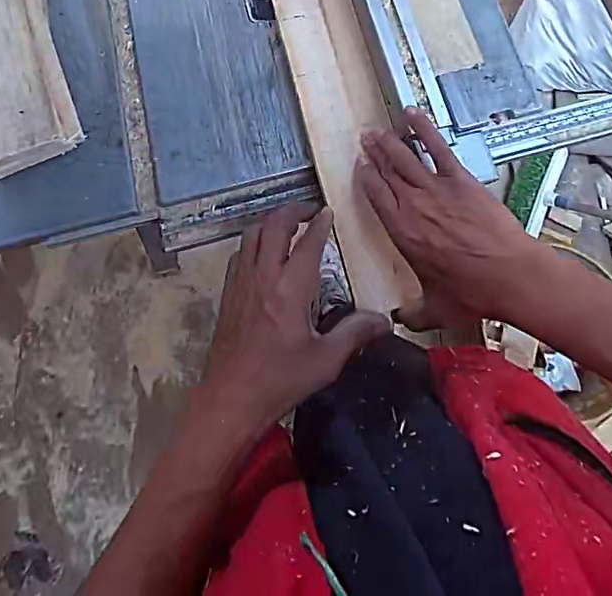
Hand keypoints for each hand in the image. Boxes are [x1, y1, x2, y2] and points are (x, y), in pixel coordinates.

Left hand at [194, 203, 388, 436]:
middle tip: (310, 212)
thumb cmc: (279, 381)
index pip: (307, 243)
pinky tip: (266, 254)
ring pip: (253, 233)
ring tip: (289, 226)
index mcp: (289, 290)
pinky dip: (255, 242)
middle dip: (293, 211)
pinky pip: (240, 252)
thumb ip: (354, 334)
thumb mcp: (325, 361)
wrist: (229, 401)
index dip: (320, 223)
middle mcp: (263, 277)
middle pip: (274, 225)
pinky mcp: (228, 293)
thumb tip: (383, 321)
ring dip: (272, 223)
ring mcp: (241, 283)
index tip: (329, 213)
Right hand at [356, 106, 557, 331]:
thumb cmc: (473, 292)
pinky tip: (412, 115)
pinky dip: (423, 129)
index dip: (366, 178)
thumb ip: (413, 313)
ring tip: (377, 129)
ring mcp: (436, 189)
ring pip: (404, 157)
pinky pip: (437, 148)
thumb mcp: (436, 308)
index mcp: (402, 232)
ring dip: (389, 141)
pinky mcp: (459, 179)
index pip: (375, 197)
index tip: (360, 167)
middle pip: (386, 172)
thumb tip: (401, 320)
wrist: (509, 275)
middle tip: (364, 141)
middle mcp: (414, 206)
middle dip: (373, 154)